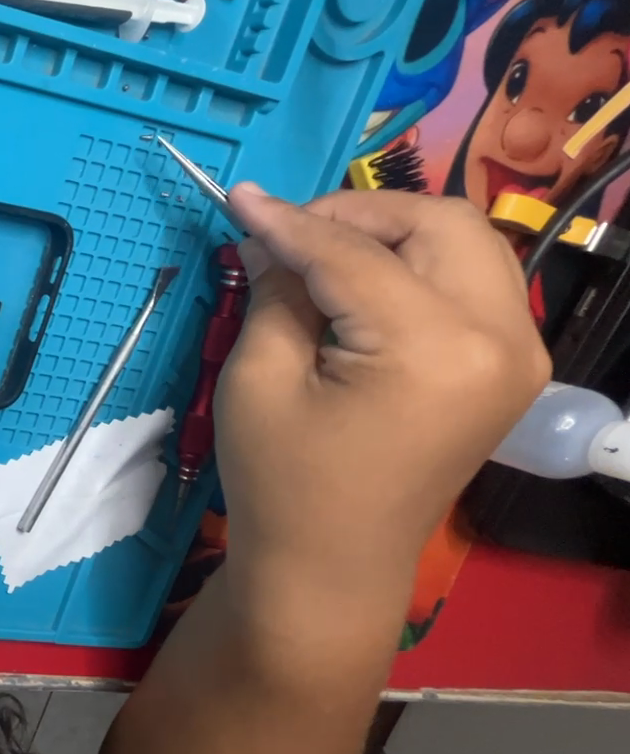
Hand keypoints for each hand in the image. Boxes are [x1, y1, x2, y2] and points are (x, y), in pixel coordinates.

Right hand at [215, 186, 548, 607]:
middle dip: (356, 213)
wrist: (330, 557)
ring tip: (312, 251)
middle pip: (441, 227)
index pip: (353, 254)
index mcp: (432, 347)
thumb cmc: (280, 476)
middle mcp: (500, 338)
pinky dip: (408, 266)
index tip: (237, 196)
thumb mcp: (256, 380)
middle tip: (283, 229)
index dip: (288, 221)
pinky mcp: (504, 365)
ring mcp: (516, 352)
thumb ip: (275, 297)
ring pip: (463, 246)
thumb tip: (270, 240)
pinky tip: (352, 283)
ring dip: (387, 234)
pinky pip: (465, 283)